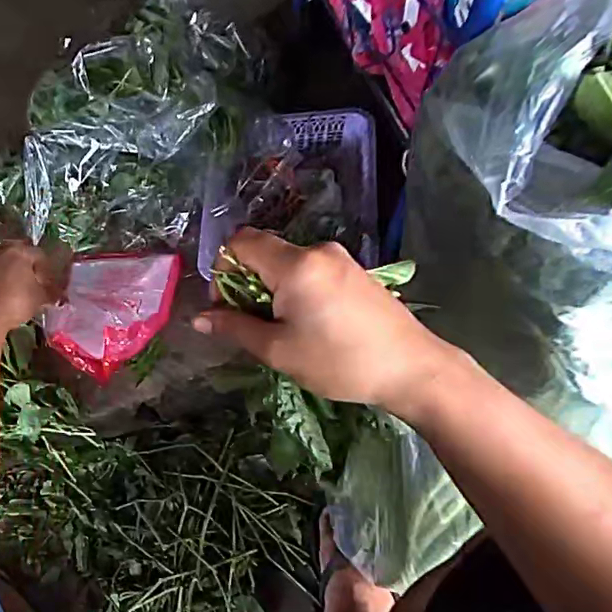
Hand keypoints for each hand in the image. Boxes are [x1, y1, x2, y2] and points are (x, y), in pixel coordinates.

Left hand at [0, 240, 60, 336]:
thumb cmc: (18, 302)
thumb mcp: (42, 298)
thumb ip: (53, 292)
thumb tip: (62, 293)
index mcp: (20, 252)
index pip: (39, 253)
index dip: (47, 266)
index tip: (49, 278)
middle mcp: (2, 251)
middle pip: (18, 249)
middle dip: (27, 260)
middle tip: (34, 275)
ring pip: (3, 259)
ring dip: (11, 266)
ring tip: (18, 282)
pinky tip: (4, 290)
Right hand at [193, 229, 461, 413]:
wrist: (412, 368)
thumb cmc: (340, 362)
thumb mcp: (279, 350)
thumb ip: (236, 328)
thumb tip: (199, 319)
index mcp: (296, 264)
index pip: (241, 242)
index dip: (223, 270)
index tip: (226, 307)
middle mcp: (318, 251)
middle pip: (265, 253)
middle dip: (248, 285)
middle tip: (256, 326)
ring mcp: (341, 260)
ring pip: (289, 265)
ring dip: (273, 292)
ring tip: (286, 332)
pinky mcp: (356, 273)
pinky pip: (312, 272)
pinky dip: (298, 292)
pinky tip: (312, 326)